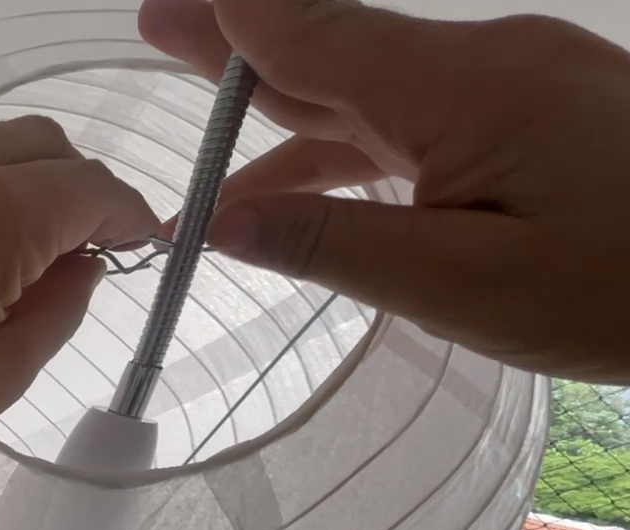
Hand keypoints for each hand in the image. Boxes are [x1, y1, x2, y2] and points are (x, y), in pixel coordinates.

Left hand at [0, 117, 156, 510]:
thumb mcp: (3, 374)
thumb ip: (64, 301)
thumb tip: (88, 257)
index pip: (85, 188)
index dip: (127, 215)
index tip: (140, 245)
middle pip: (39, 147)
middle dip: (75, 193)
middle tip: (79, 253)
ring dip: (19, 188)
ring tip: (18, 257)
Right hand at [141, 0, 629, 381]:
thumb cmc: (621, 287)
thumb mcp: (457, 280)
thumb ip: (329, 244)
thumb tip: (217, 225)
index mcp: (467, 91)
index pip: (325, 44)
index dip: (241, 24)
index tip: (175, 3)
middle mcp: (477, 74)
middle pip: (327, 54)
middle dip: (236, 45)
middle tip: (161, 20)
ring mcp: (493, 98)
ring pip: (347, 100)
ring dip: (262, 123)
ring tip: (189, 163)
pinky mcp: (501, 129)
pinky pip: (381, 135)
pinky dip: (312, 164)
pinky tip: (263, 201)